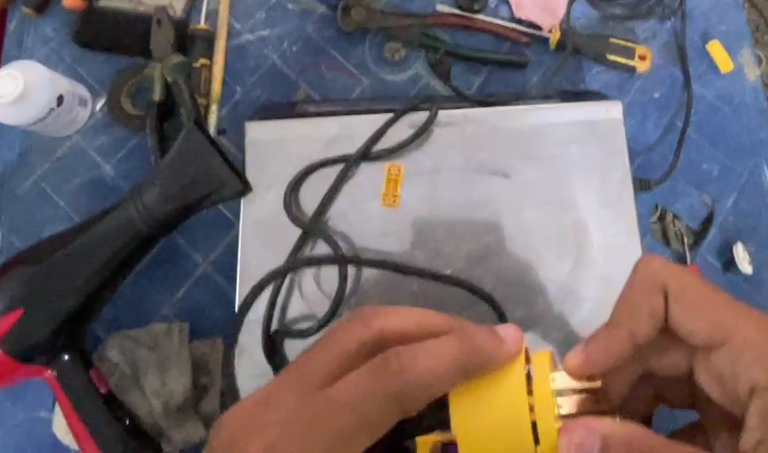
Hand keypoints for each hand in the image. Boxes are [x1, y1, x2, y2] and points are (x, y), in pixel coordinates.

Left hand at [206, 306, 523, 452]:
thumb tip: (472, 435)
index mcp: (296, 448)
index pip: (388, 375)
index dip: (456, 354)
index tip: (511, 345)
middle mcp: (269, 411)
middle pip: (365, 332)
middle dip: (437, 327)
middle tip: (491, 342)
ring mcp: (256, 404)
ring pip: (345, 338)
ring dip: (409, 336)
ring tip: (458, 353)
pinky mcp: (255, 408)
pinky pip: (329, 364)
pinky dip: (376, 361)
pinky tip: (407, 381)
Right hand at [558, 257, 767, 452]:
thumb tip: (568, 437)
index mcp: (750, 346)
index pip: (663, 287)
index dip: (614, 322)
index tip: (577, 375)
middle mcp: (745, 351)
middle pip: (657, 335)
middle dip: (611, 375)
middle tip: (571, 427)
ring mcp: (750, 387)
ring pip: (667, 373)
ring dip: (627, 406)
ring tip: (593, 443)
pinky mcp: (753, 422)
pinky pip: (689, 409)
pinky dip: (657, 432)